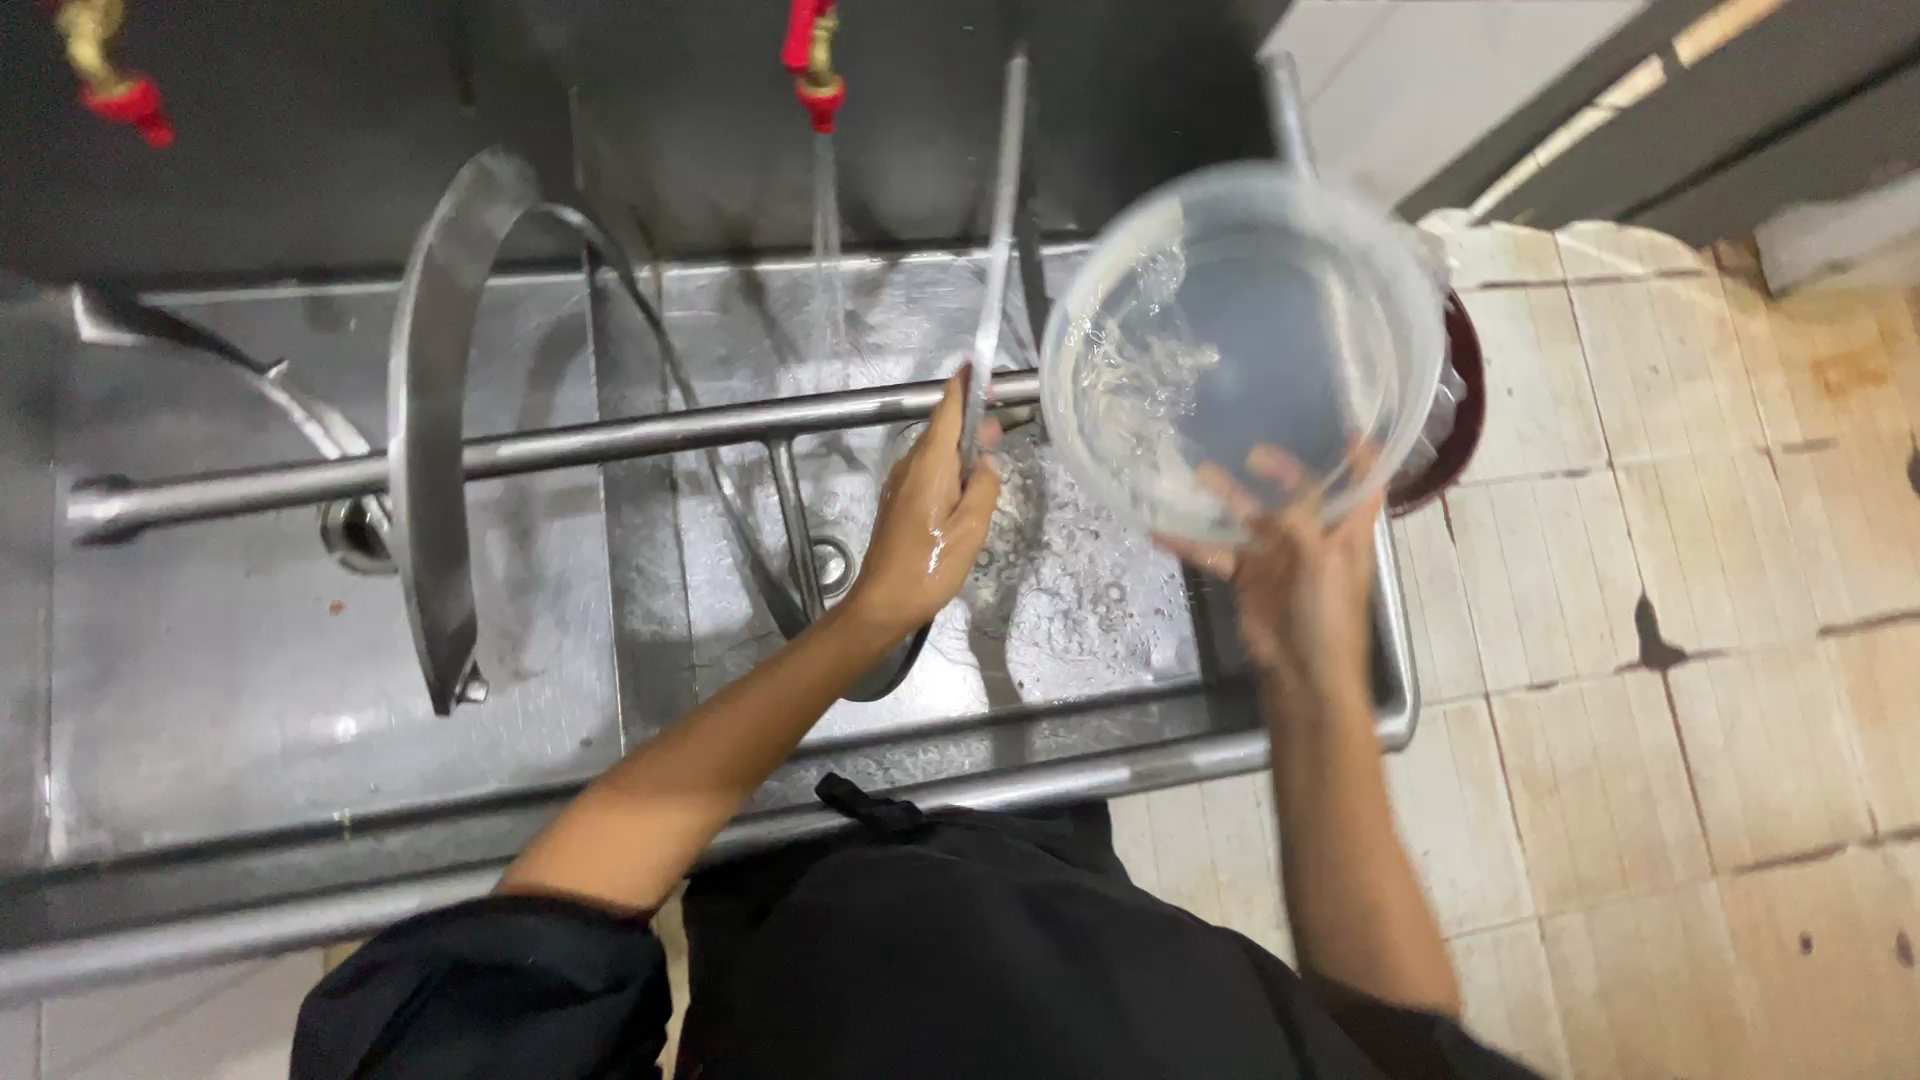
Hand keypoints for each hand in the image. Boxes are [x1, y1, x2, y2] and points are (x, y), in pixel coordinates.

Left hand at [843, 371, 1002, 639]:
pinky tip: (966, 493)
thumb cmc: (928, 567)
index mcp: (929, 466)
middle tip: (1001, 433)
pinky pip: (928, 473)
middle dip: (971, 424)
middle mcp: (910, 467)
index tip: (977, 365)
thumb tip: (988, 463)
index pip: (946, 411)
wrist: (882, 603)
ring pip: (936, 454)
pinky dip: (950, 471)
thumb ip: (984, 489)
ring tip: (989, 467)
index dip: (962, 386)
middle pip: (942, 430)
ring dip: (962, 452)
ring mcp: (900, 485)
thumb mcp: (970, 530)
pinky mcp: (898, 504)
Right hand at [1158, 445, 1383, 709]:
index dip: (1362, 459)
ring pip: (1249, 518)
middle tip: (1251, 451)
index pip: (1363, 487)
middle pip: (1298, 494)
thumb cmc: (1328, 617)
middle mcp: (1313, 537)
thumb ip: (1303, 524)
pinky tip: (1163, 530)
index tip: (1349, 429)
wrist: (1303, 674)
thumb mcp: (1323, 564)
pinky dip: (1191, 543)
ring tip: (1196, 474)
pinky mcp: (1248, 576)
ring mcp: (1277, 556)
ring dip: (1224, 499)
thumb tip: (1285, 494)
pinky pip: (1216, 552)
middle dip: (1279, 470)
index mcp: (1346, 533)